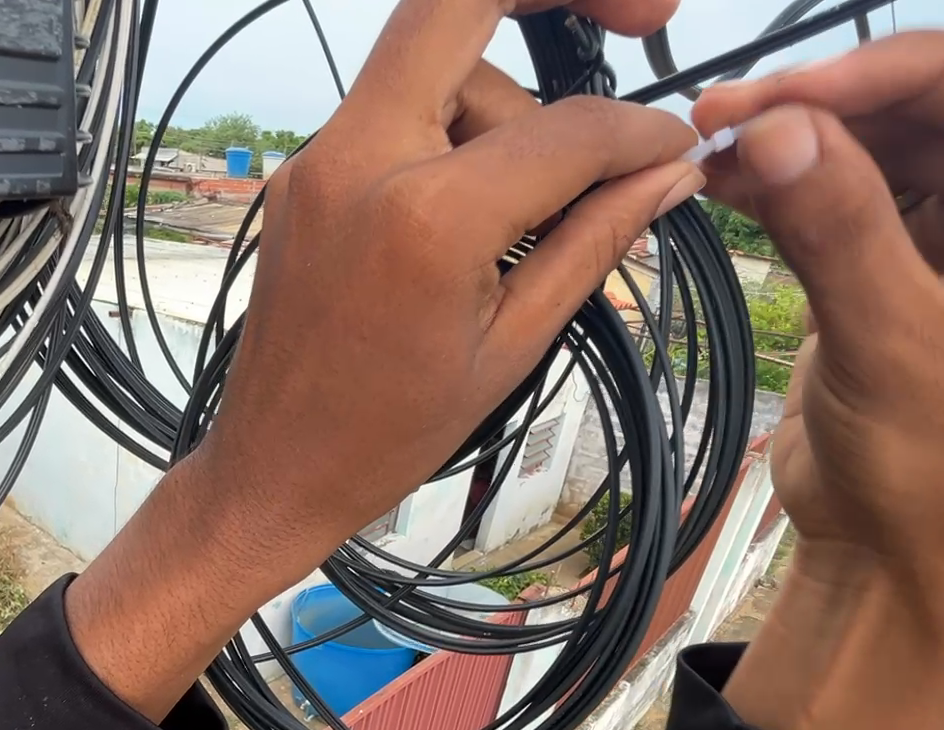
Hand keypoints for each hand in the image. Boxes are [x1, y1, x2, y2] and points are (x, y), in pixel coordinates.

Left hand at [68, 0, 696, 718]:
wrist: (274, 470)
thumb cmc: (388, 436)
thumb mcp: (508, 349)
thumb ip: (592, 243)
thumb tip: (669, 169)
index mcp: (427, 218)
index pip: (567, 126)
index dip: (638, 132)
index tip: (669, 152)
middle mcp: (356, 161)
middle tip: (649, 13)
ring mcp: (313, 165)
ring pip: (426, 59)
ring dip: (497, 101)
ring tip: (526, 208)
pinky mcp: (297, 182)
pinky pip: (387, 112)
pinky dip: (445, 130)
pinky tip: (472, 205)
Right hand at [693, 33, 943, 729]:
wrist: (890, 554)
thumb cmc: (934, 473)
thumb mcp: (893, 345)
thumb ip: (839, 229)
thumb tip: (767, 130)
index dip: (912, 72)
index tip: (789, 93)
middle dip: (836, 109)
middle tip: (726, 116)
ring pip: (891, 156)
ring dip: (800, 149)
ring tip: (710, 146)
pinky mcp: (906, 272)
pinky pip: (849, 208)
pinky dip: (788, 195)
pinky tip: (728, 186)